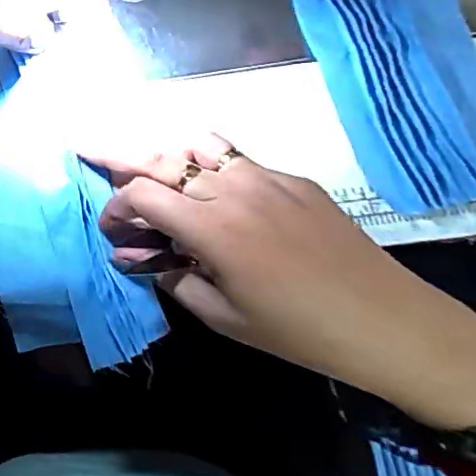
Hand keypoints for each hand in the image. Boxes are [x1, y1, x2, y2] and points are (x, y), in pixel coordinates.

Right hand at [85, 134, 475, 430]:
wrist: (384, 318)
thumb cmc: (297, 330)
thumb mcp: (223, 315)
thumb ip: (171, 277)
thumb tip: (137, 255)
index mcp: (212, 225)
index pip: (142, 194)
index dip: (116, 208)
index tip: (113, 231)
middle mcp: (234, 187)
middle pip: (163, 157)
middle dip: (122, 157)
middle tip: (91, 149)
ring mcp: (267, 175)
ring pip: (200, 145)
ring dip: (166, 151)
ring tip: (147, 158)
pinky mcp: (293, 178)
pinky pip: (238, 158)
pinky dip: (209, 162)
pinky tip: (206, 178)